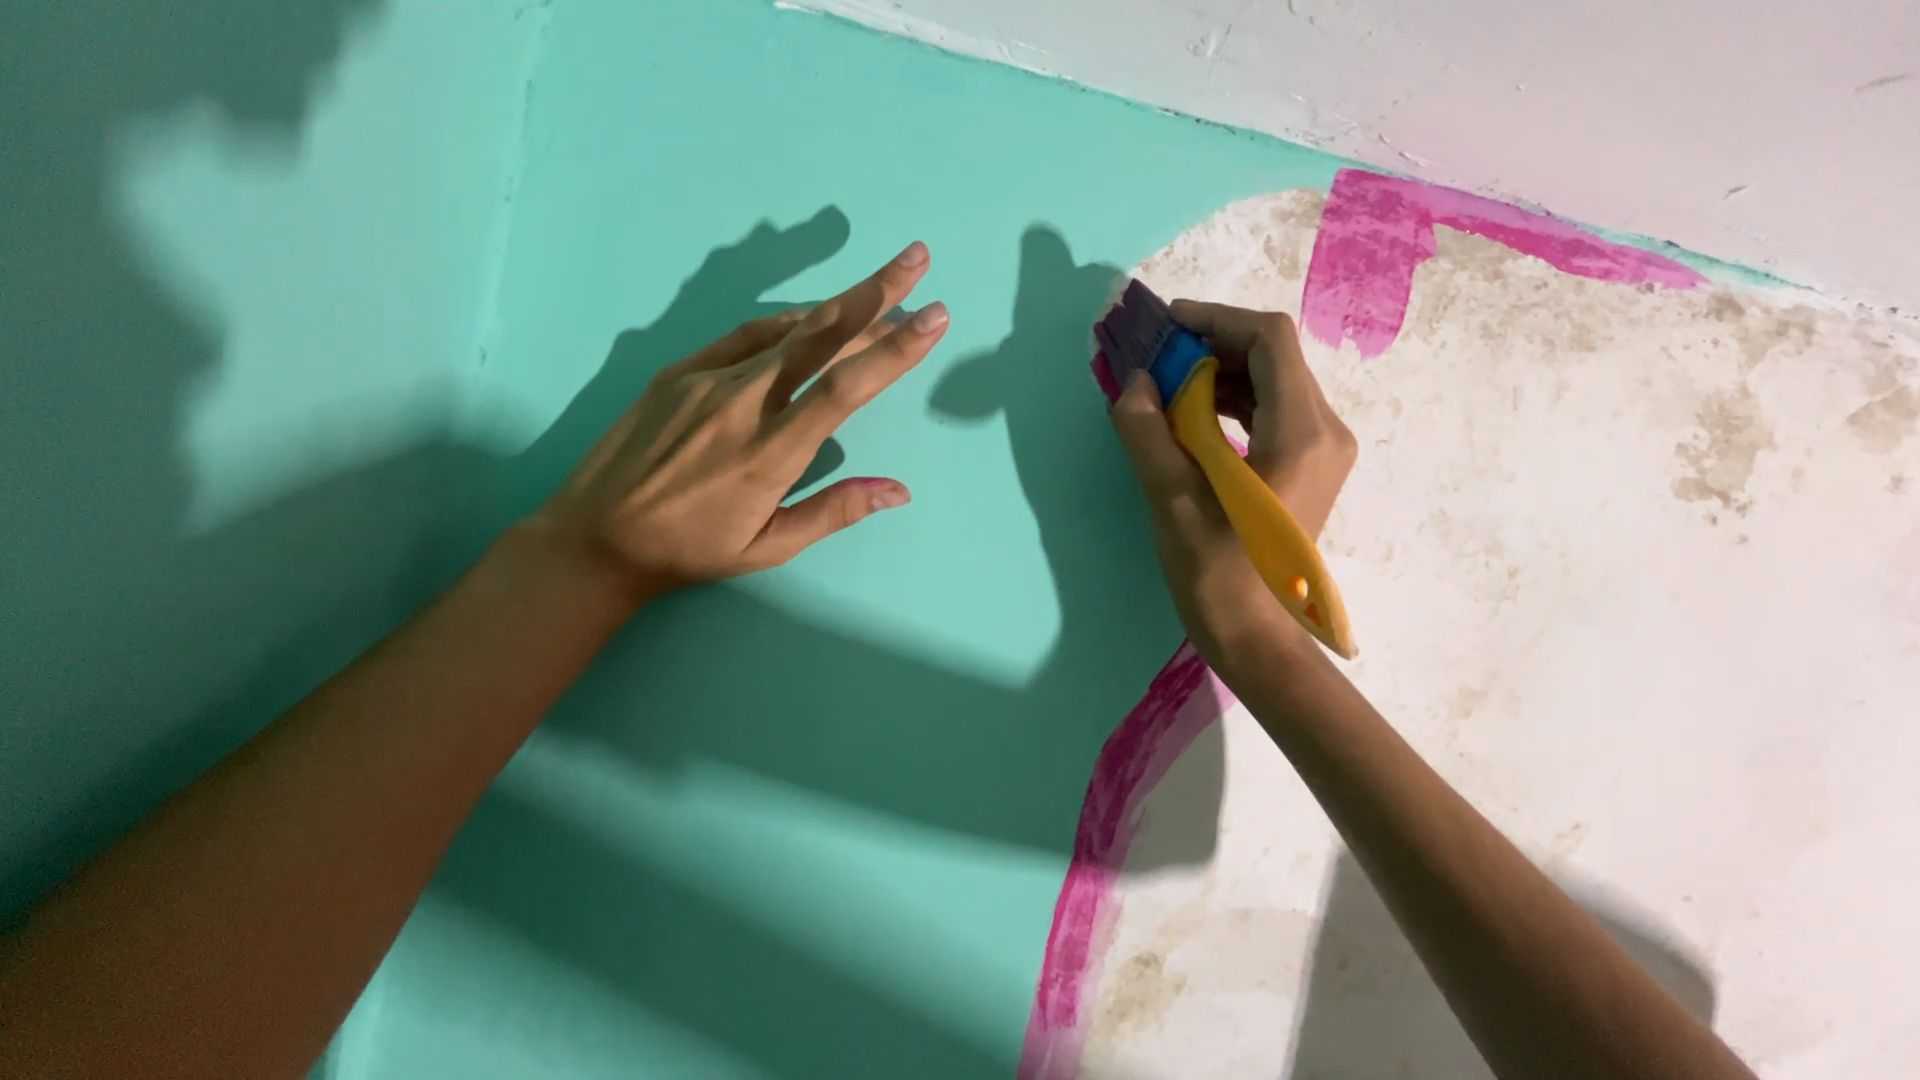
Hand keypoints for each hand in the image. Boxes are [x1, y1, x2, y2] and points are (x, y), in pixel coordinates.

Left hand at [530, 242, 948, 603]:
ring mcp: (706, 380)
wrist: (597, 536)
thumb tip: (899, 490)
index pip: (845, 389)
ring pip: (785, 329)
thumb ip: (834, 511)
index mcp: (771, 452)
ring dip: (837, 305)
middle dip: (875, 295)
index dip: (894, 352)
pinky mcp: (678, 371)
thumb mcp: (768, 547)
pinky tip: (810, 316)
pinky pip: (744, 335)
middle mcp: (743, 403)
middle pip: (820, 336)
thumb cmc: (691, 551)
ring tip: (878, 288)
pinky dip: (785, 321)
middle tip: (916, 259)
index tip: (934, 318)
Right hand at [1110, 302, 1356, 669]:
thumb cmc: (1216, 573)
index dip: (1216, 319)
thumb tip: (1137, 381)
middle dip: (1213, 346)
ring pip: (1274, 382)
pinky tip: (1193, 417)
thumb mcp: (1171, 500)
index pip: (1269, 338)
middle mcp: (1325, 430)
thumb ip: (1147, 431)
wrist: (1256, 637)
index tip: (1167, 326)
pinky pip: (1274, 412)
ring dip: (1221, 374)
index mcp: (1300, 432)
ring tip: (1168, 385)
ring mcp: (1323, 450)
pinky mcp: (1310, 467)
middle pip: (1273, 356)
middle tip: (1158, 358)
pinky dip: (1233, 402)